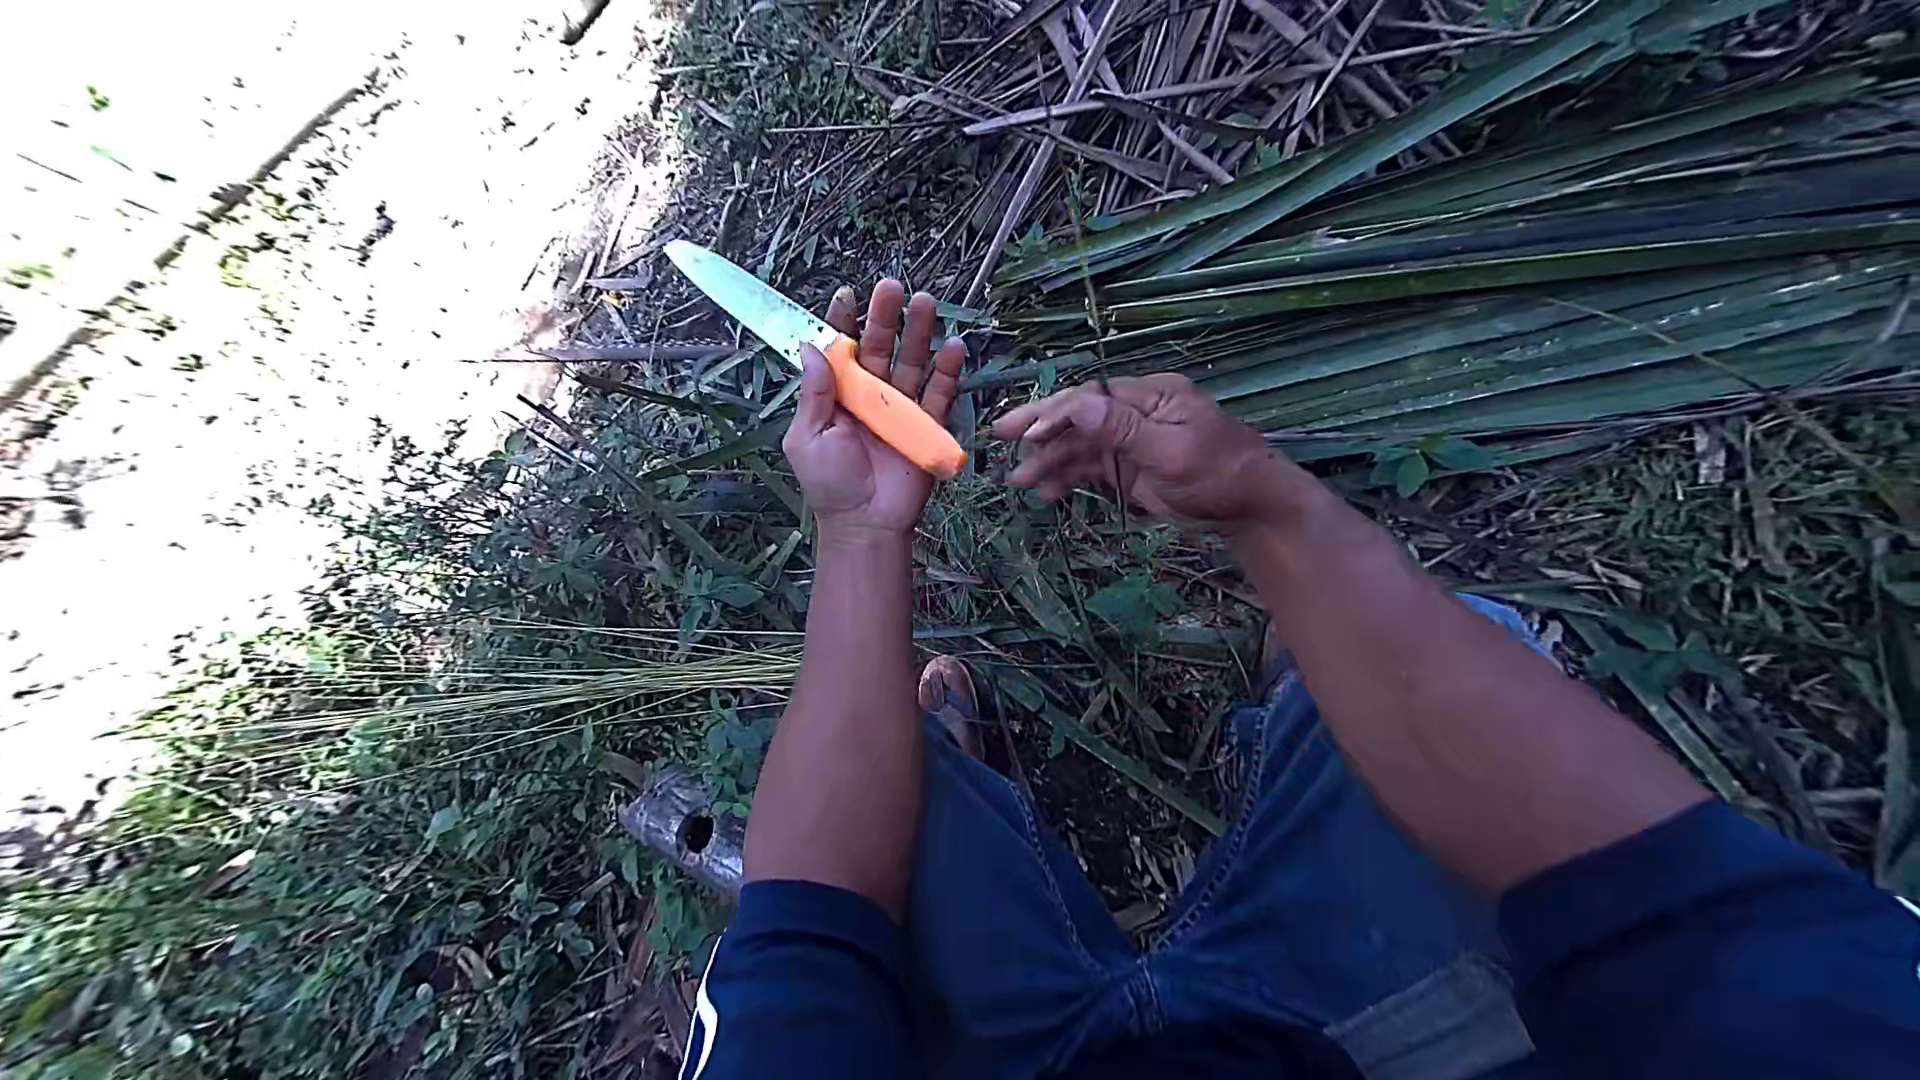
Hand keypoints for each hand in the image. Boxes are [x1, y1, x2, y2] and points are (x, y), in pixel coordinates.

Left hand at [783, 280, 967, 540]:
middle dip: (886, 318)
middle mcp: (872, 396)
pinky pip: (940, 395)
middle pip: (880, 349)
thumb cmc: (831, 483)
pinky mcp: (929, 426)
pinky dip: (948, 372)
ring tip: (927, 304)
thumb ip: (813, 393)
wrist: (865, 523)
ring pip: (913, 364)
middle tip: (893, 288)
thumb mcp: (808, 437)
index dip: (844, 322)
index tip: (847, 295)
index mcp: (839, 396)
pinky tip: (953, 347)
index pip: (843, 351)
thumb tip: (809, 346)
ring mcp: (903, 410)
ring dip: (920, 334)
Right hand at [992, 373, 1318, 531]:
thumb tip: (1078, 404)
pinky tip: (1047, 492)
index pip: (1092, 397)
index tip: (1026, 432)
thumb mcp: (1173, 452)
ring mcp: (1128, 440)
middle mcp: (1134, 413)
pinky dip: (1068, 479)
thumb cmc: (1220, 474)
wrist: (1250, 509)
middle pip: (1078, 417)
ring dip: (1049, 462)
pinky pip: (1090, 469)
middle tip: (1001, 437)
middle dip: (1040, 430)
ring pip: (1079, 446)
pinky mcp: (1126, 467)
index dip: (1055, 413)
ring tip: (1020, 483)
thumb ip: (1124, 430)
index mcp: (1150, 396)